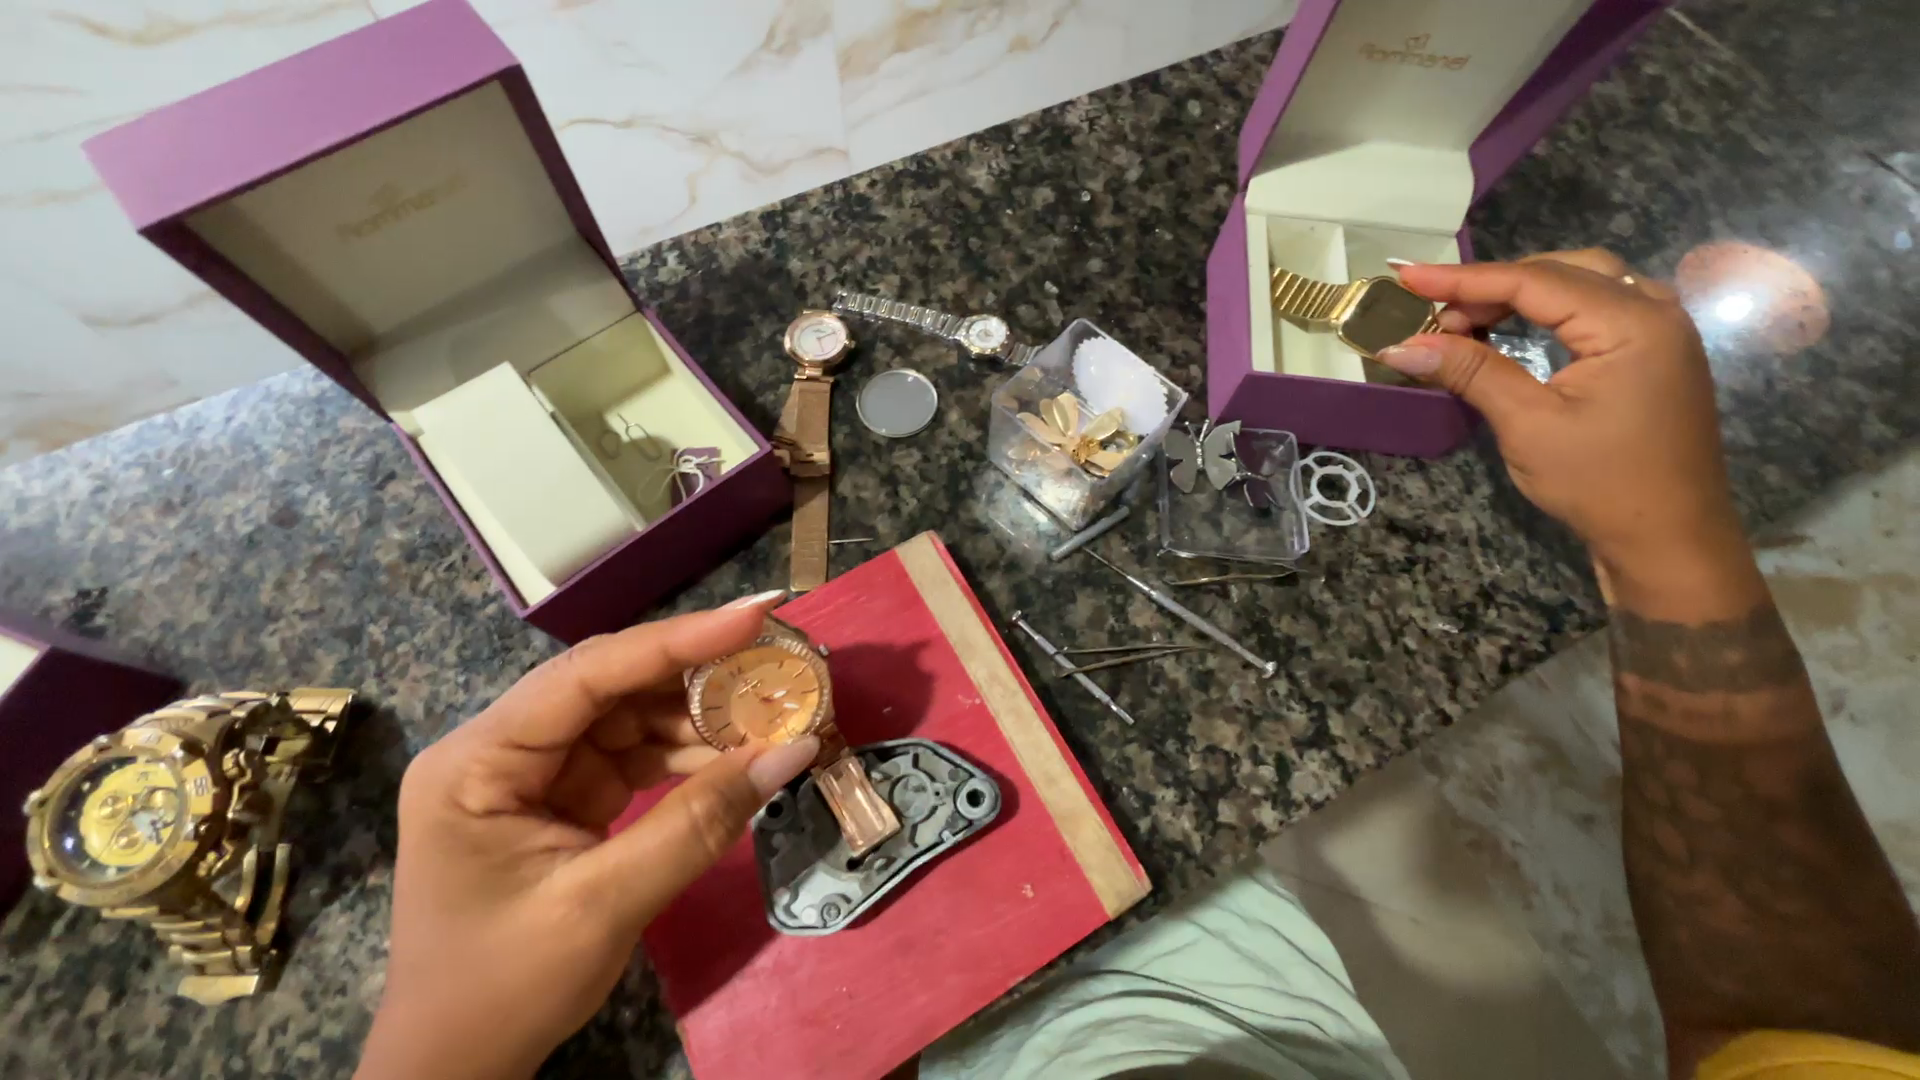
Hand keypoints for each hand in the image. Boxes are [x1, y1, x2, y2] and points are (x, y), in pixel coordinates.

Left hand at [355, 591, 817, 1079]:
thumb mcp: (606, 905)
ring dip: (702, 717)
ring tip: (772, 714)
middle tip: (776, 662)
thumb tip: (795, 752)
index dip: (675, 640)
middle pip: (613, 684)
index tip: (753, 617)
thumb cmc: (505, 988)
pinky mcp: (568, 793)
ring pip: (633, 714)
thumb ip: (700, 823)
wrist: (458, 1066)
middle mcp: (503, 749)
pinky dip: (691, 755)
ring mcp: (537, 771)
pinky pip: (639, 754)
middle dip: (698, 674)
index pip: (586, 675)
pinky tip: (738, 758)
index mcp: (479, 762)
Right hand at [1378, 251, 1755, 610]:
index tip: (1405, 276)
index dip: (1463, 278)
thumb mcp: (1526, 424)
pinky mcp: (1650, 354)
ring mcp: (1659, 331)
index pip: (1534, 281)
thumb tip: (1402, 345)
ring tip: (1463, 322)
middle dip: (1490, 285)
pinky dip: (1544, 311)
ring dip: (1517, 295)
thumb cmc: (1598, 481)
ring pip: (1580, 284)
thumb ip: (1470, 372)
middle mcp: (1654, 310)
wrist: (1667, 535)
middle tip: (1433, 313)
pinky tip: (1510, 332)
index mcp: (1631, 322)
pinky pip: (1593, 309)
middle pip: (1560, 271)